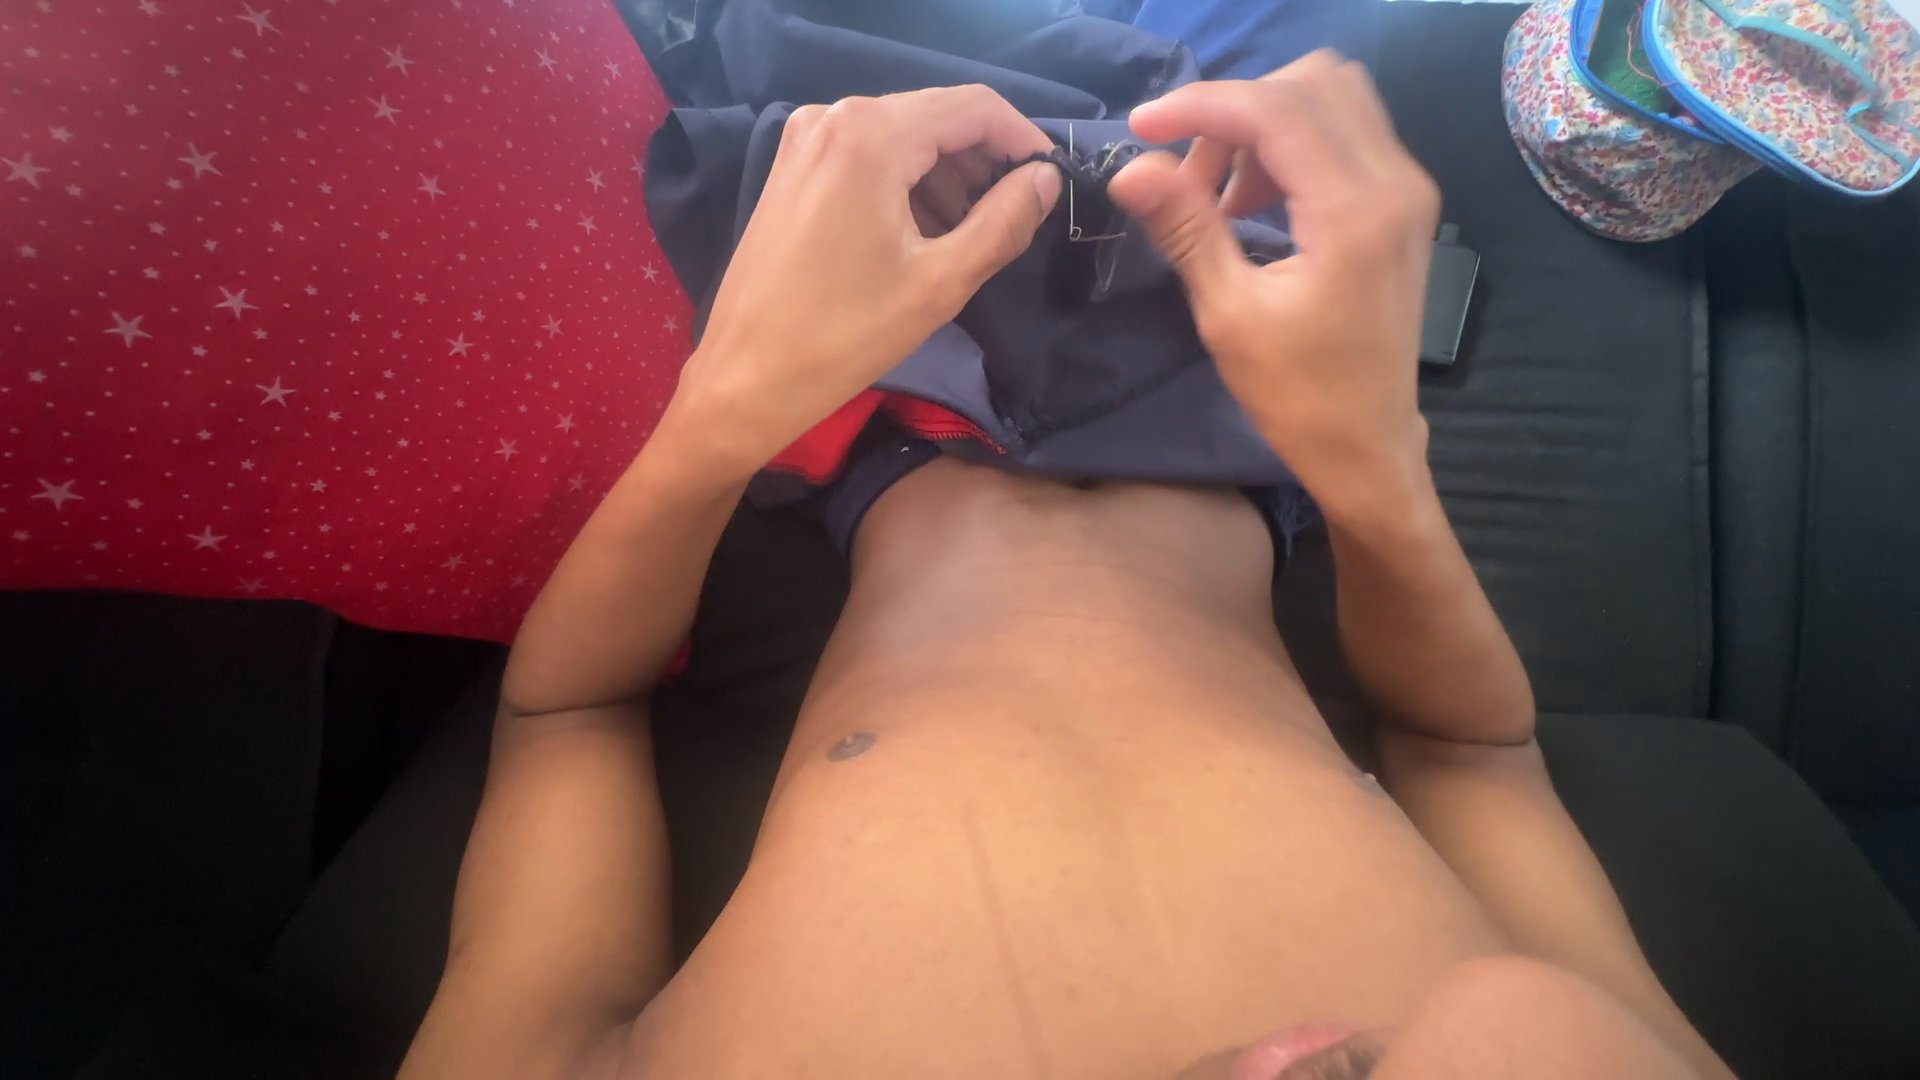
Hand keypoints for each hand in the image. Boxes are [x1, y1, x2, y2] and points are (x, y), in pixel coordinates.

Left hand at [664, 85, 1061, 478]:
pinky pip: (867, 163)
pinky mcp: (791, 175)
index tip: (1051, 183)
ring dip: (946, 182)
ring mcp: (804, 144)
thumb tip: (1044, 180)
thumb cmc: (845, 336)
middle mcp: (833, 118)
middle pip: (935, 120)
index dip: (1022, 140)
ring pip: (901, 143)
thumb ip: (1002, 223)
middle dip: (983, 166)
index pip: (973, 106)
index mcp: (870, 133)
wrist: (748, 378)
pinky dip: (905, 191)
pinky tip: (920, 238)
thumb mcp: (939, 282)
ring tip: (969, 240)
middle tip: (1013, 221)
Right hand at [1106, 51, 1441, 523]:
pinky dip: (1290, 149)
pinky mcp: (1401, 204)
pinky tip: (1254, 204)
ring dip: (1263, 127)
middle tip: (1189, 176)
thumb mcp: (1228, 314)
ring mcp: (1406, 188)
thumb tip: (1130, 169)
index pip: (1275, 111)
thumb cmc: (1293, 393)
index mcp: (1353, 210)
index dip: (1201, 106)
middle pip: (1312, 84)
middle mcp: (1394, 179)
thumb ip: (1186, 230)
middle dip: (1235, 112)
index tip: (1142, 126)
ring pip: (1332, 101)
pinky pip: (1346, 136)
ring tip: (1218, 196)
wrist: (1365, 442)